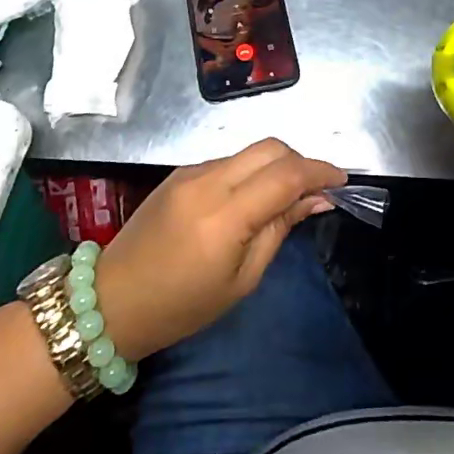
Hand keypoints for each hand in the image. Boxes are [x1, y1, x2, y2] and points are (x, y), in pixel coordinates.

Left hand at [92, 139, 344, 360]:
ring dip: (276, 166)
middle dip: (301, 162)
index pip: (286, 175)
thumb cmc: (182, 306)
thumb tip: (317, 199)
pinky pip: (228, 161)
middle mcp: (207, 181)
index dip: (320, 172)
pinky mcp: (179, 173)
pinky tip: (251, 199)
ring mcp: (190, 173)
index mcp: (224, 215)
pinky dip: (251, 172)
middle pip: (271, 148)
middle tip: (315, 190)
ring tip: (286, 197)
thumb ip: (280, 229)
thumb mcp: (242, 279)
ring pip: (250, 152)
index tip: (342, 181)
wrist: (111, 301)